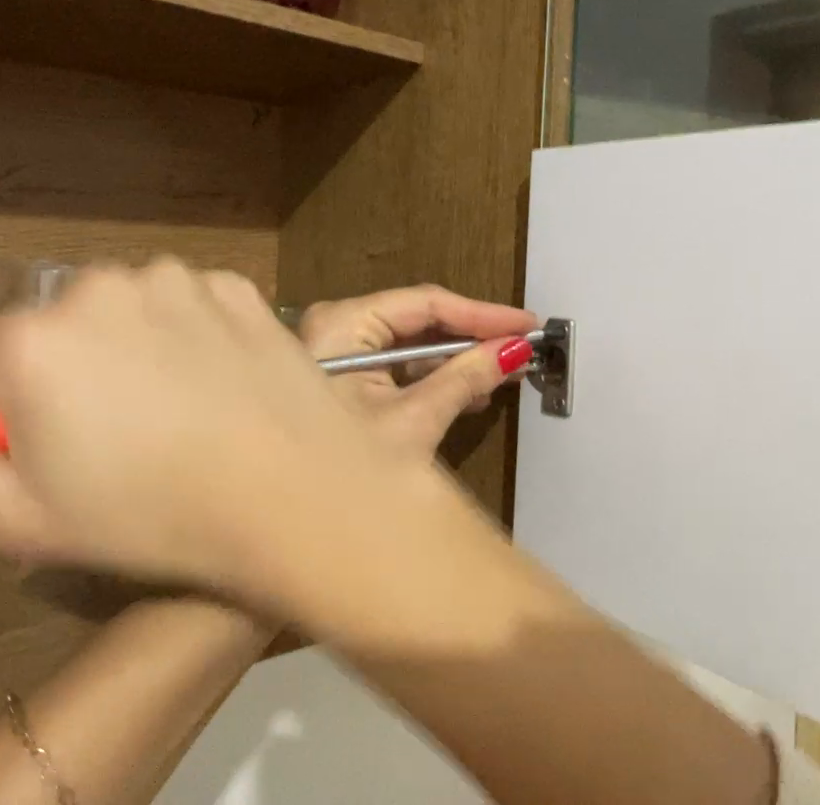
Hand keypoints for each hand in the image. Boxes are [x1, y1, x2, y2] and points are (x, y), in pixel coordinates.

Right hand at [0, 260, 399, 595]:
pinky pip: (183, 307)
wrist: (297, 490)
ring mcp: (177, 279)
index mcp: (30, 339)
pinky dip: (184, 337)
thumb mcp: (16, 521)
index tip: (22, 446)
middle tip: (108, 439)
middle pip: (43, 329)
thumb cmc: (154, 516)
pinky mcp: (237, 286)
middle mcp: (100, 287)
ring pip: (117, 312)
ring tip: (169, 414)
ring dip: (123, 351)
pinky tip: (214, 387)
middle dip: (56, 374)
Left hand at [298, 285, 538, 461]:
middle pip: (420, 320)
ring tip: (508, 371)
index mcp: (341, 326)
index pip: (425, 303)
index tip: (527, 323)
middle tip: (524, 346)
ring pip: (413, 344)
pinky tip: (474, 391)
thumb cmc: (342, 472)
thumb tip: (516, 350)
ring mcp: (339, 354)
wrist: (292, 516)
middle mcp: (337, 329)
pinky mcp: (345, 380)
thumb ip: (466, 379)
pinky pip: (399, 366)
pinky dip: (437, 377)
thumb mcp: (413, 421)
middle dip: (474, 337)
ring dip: (460, 360)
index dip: (482, 313)